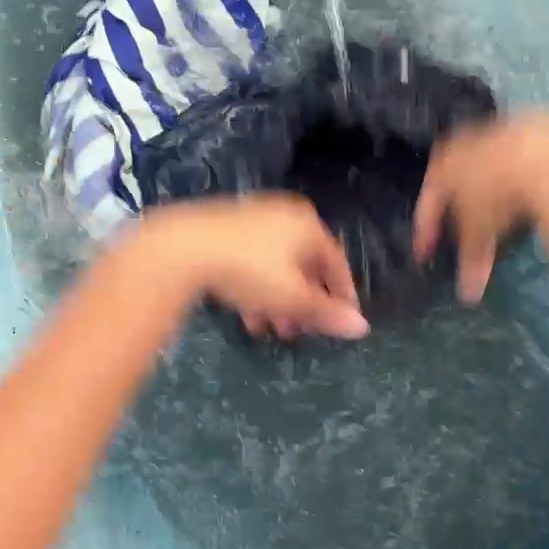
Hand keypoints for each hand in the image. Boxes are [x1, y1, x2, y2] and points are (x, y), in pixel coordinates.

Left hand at [141, 195, 367, 340]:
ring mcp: (255, 219)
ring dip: (277, 301)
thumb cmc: (250, 269)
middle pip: (304, 265)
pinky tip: (246, 315)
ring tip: (268, 329)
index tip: (341, 322)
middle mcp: (286, 216)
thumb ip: (326, 313)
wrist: (185, 246)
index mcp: (308, 225)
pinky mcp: (227, 228)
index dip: (341, 295)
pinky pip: (253, 260)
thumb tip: (362, 327)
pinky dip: (256, 287)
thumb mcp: (292, 296)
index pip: (336, 263)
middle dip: (302, 303)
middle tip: (297, 332)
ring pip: (277, 266)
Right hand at [412, 111, 548, 303]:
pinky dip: (524, 176)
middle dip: (460, 205)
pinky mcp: (536, 126)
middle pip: (459, 178)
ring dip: (494, 187)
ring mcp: (502, 131)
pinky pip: (523, 157)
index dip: (426, 230)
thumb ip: (471, 259)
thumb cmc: (499, 196)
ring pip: (492, 164)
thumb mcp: (480, 231)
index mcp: (445, 164)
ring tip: (504, 211)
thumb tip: (468, 294)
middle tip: (467, 230)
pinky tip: (536, 191)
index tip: (425, 253)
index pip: (428, 200)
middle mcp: (467, 142)